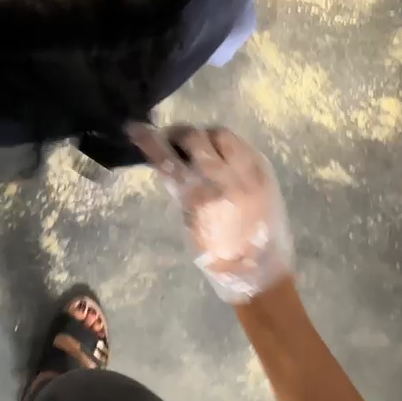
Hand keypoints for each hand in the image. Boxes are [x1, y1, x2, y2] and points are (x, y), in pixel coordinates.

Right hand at [130, 124, 293, 303]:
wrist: (261, 272)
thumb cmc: (216, 255)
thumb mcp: (188, 223)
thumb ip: (178, 189)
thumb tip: (165, 161)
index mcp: (199, 197)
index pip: (167, 158)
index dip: (148, 140)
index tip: (135, 129)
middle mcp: (224, 180)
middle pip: (195, 136)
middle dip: (179, 135)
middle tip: (173, 142)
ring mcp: (248, 173)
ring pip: (221, 133)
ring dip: (206, 137)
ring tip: (202, 148)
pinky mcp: (266, 173)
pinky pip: (243, 144)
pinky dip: (228, 145)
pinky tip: (223, 157)